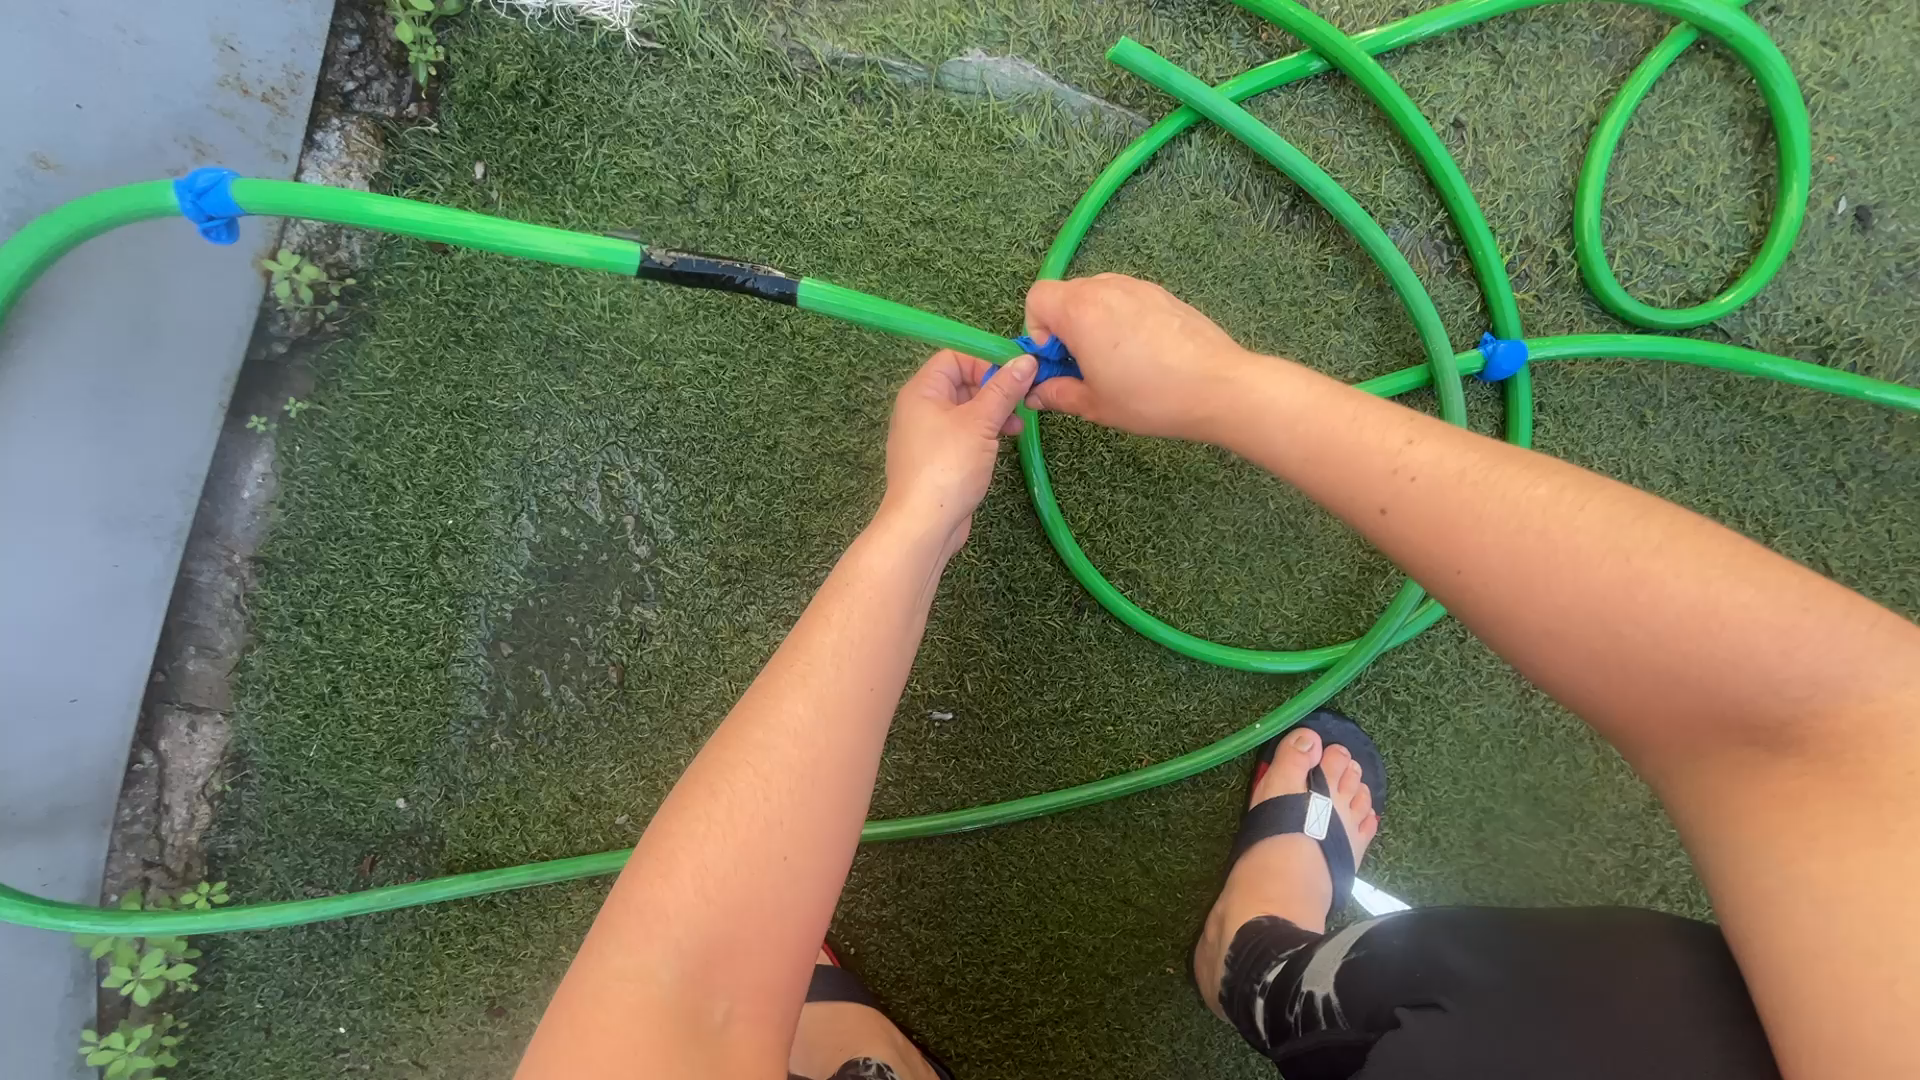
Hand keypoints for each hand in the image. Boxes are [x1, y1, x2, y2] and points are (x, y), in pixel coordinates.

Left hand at [879, 349, 1037, 552]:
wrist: (924, 524)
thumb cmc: (948, 466)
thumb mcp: (981, 422)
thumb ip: (1004, 389)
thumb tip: (1026, 360)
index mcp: (922, 391)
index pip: (954, 357)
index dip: (985, 361)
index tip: (1015, 375)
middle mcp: (920, 409)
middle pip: (961, 383)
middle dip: (994, 389)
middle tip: (1022, 401)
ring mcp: (928, 436)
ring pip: (966, 411)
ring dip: (993, 413)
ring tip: (1017, 426)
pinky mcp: (938, 460)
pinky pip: (963, 435)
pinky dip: (984, 434)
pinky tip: (1002, 444)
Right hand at [1022, 274, 1259, 441]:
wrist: (1218, 387)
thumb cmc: (1150, 397)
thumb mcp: (1094, 404)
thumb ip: (1057, 394)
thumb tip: (1035, 394)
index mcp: (1080, 310)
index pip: (1036, 298)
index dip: (1036, 330)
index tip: (1055, 361)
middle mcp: (1106, 288)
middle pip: (1065, 295)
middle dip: (1062, 329)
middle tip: (1080, 367)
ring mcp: (1138, 287)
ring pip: (1096, 296)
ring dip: (1091, 324)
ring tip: (1111, 363)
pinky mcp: (1162, 294)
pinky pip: (1125, 300)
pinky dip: (1119, 321)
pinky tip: (1140, 355)